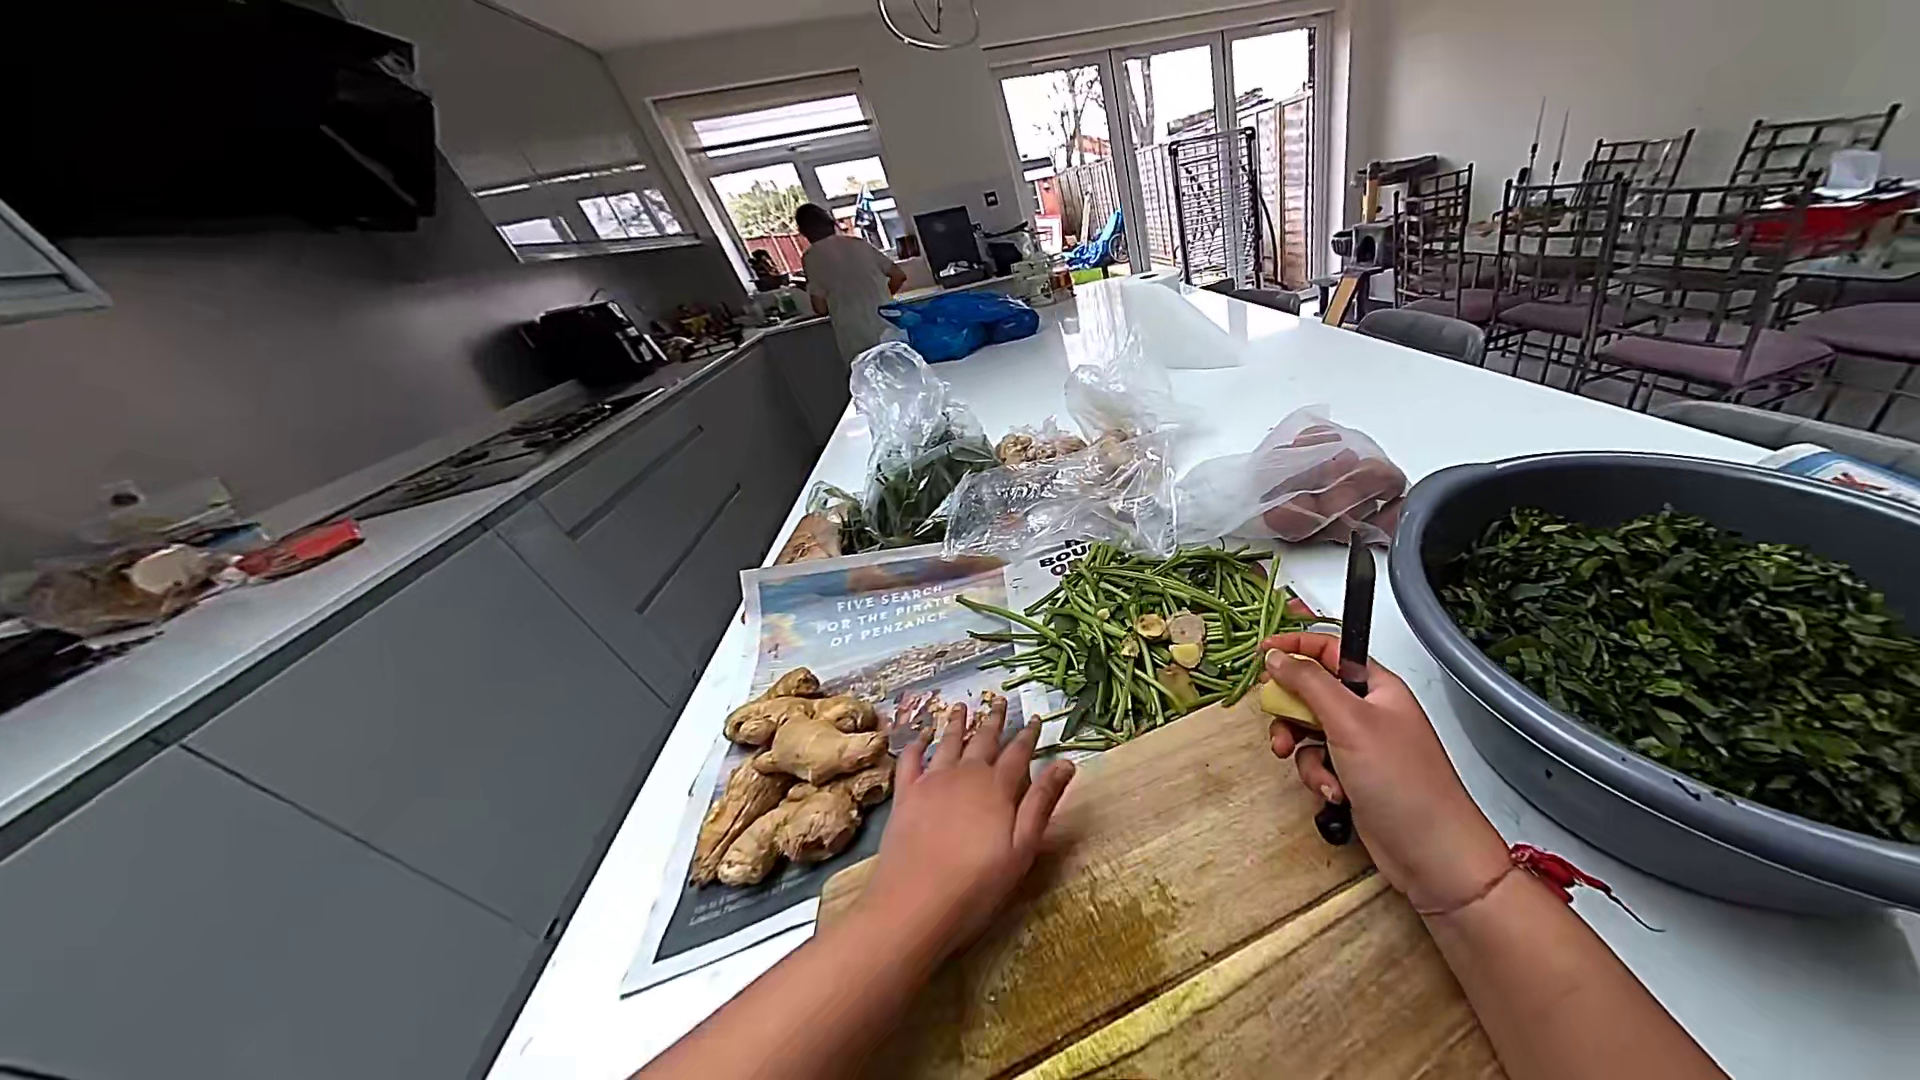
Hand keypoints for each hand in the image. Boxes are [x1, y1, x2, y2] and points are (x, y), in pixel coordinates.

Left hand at [855, 697, 1075, 958]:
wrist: (915, 902)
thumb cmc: (977, 883)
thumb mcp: (1022, 848)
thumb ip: (1042, 802)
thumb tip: (1066, 762)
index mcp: (996, 787)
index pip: (1018, 753)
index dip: (1028, 735)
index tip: (1035, 719)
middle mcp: (965, 774)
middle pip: (983, 740)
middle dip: (994, 720)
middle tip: (1000, 701)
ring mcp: (931, 781)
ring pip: (948, 742)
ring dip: (957, 723)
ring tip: (963, 706)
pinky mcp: (906, 794)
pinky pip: (911, 759)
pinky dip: (917, 743)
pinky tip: (921, 735)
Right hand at [1261, 633, 1509, 911]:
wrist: (1433, 856)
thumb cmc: (1405, 784)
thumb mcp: (1349, 722)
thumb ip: (1308, 683)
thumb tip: (1275, 656)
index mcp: (1376, 687)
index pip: (1328, 649)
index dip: (1294, 646)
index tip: (1262, 652)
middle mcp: (1366, 710)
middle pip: (1308, 689)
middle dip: (1288, 707)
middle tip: (1278, 716)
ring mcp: (1357, 742)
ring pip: (1304, 726)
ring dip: (1297, 745)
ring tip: (1296, 759)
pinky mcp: (1348, 771)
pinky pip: (1313, 758)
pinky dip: (1313, 772)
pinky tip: (1331, 790)